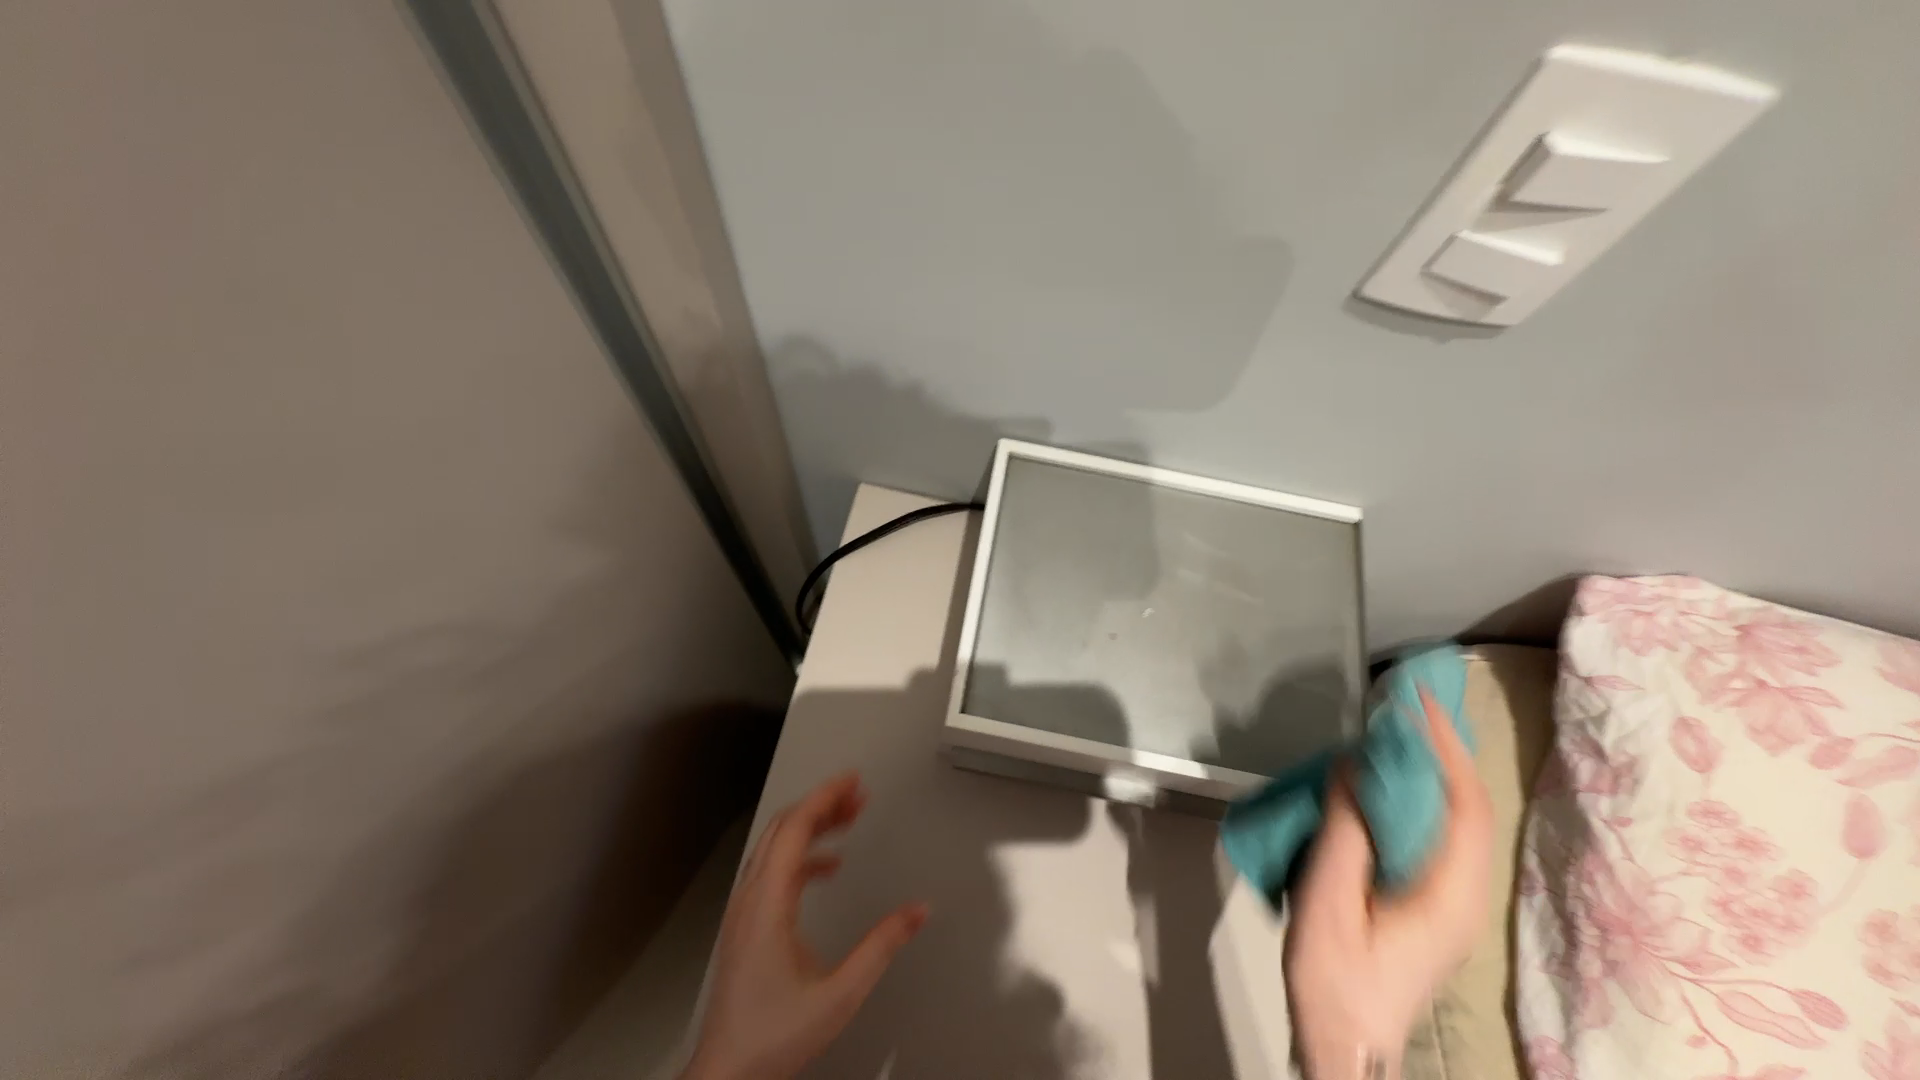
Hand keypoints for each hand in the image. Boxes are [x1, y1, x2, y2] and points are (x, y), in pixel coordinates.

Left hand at [683, 773, 927, 1079]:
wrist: (727, 1073)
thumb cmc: (772, 1036)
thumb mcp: (841, 992)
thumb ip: (882, 946)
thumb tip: (918, 911)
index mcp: (768, 904)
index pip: (794, 829)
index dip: (825, 797)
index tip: (851, 780)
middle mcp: (751, 900)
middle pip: (783, 830)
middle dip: (822, 805)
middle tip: (857, 793)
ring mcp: (744, 912)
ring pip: (776, 848)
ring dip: (812, 827)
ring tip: (848, 820)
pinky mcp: (746, 926)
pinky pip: (774, 872)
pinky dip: (802, 856)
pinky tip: (828, 867)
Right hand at [1283, 690, 1493, 1079]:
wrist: (1344, 1043)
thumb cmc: (1335, 976)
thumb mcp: (1327, 901)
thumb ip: (1346, 832)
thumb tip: (1356, 768)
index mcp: (1449, 893)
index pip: (1463, 805)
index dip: (1445, 748)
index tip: (1418, 702)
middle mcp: (1464, 894)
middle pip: (1468, 809)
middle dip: (1443, 752)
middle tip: (1407, 708)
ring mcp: (1453, 903)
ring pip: (1456, 823)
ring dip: (1432, 773)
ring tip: (1397, 735)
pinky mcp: (1433, 907)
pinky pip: (1437, 838)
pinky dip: (1418, 800)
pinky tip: (1386, 789)